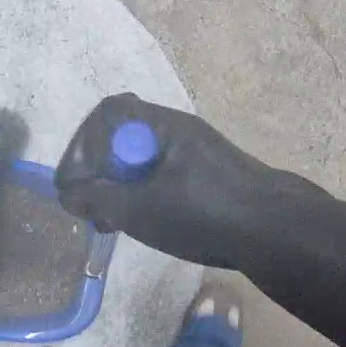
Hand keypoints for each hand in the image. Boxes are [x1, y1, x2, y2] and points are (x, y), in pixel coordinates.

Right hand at [54, 93, 330, 269]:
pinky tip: (144, 223)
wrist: (277, 232)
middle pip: (121, 136)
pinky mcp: (209, 174)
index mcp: (163, 126)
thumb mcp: (139, 210)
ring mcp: (196, 151)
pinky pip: (161, 173)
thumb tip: (68, 192)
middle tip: (91, 206)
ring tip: (112, 221)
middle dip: (99, 170)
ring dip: (119, 186)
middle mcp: (178, 130)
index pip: (107, 114)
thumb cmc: (203, 214)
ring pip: (141, 158)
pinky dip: (142, 194)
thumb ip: (97, 199)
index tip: (76, 183)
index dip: (83, 146)